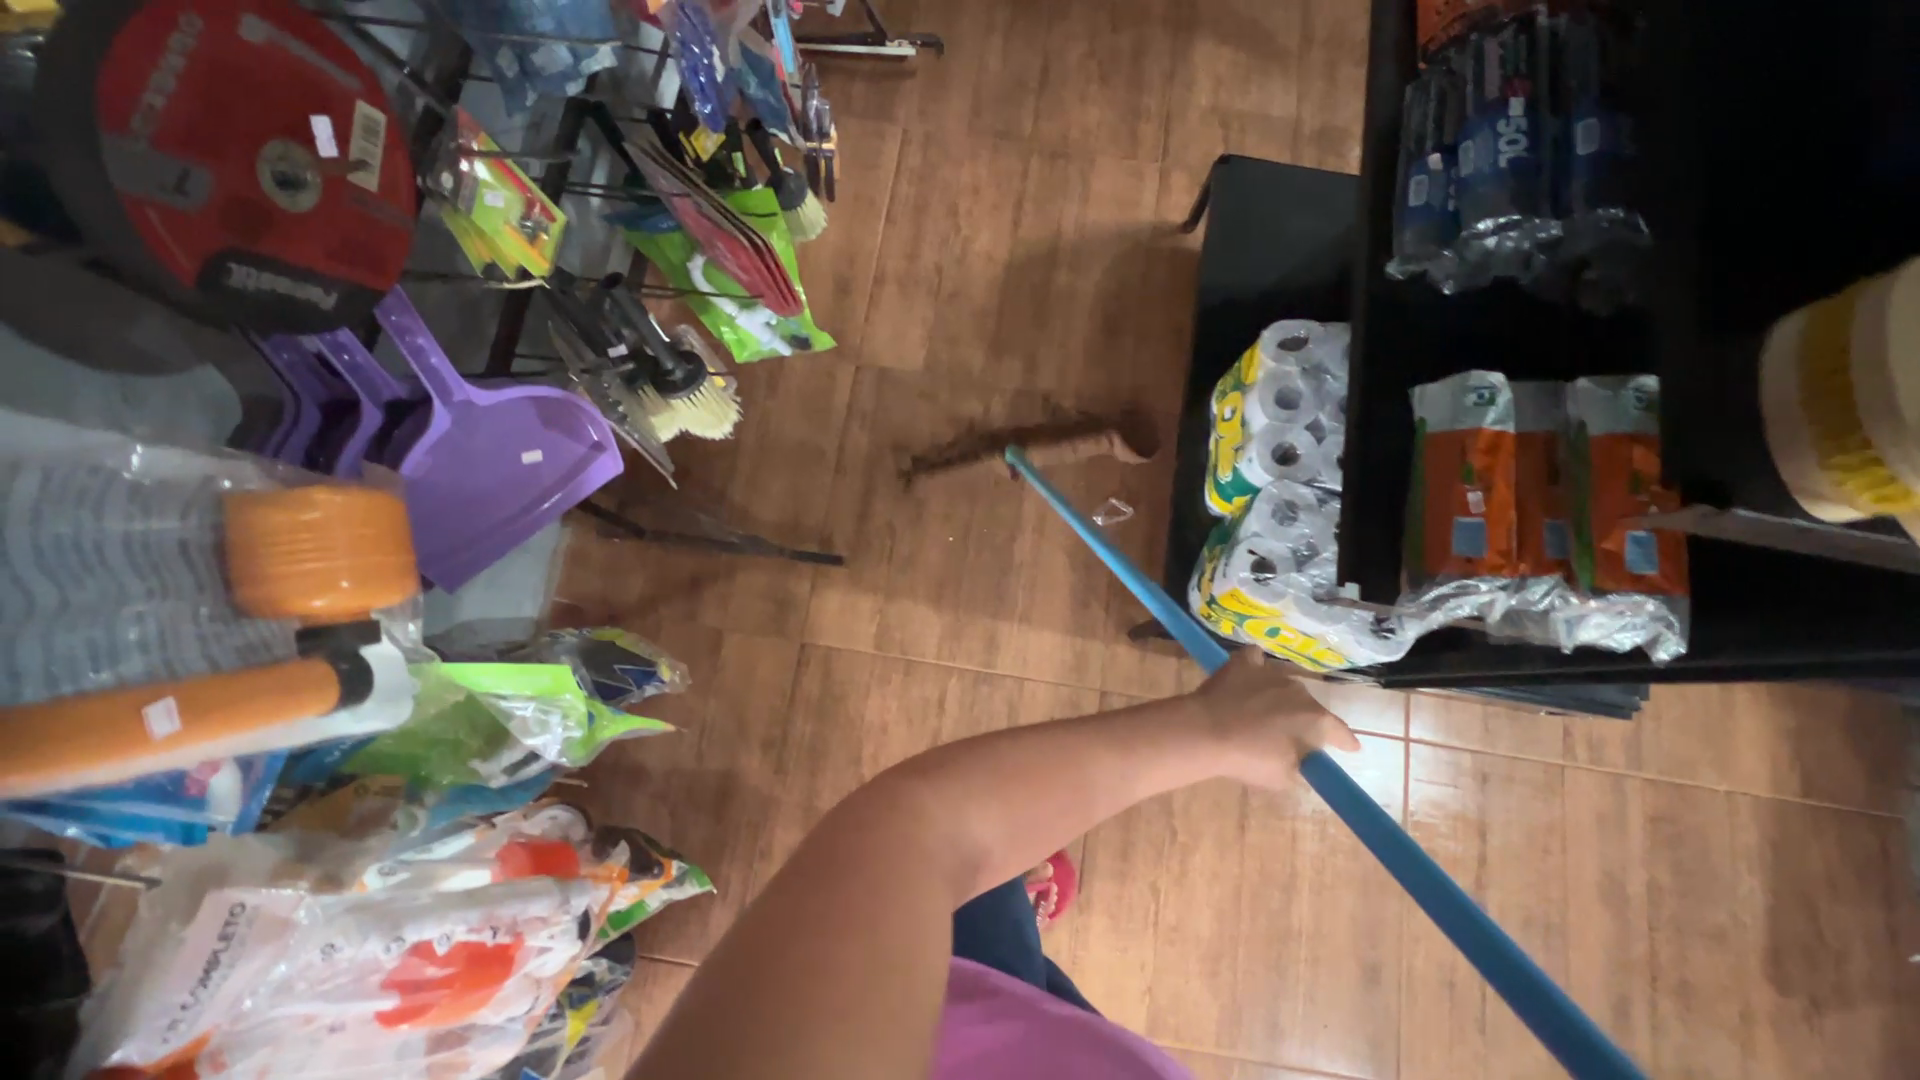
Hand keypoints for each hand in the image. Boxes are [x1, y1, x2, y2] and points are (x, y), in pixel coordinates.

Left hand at [1186, 648, 1360, 788]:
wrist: (1206, 732)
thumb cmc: (1248, 759)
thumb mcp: (1284, 777)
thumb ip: (1300, 766)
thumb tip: (1299, 760)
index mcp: (1315, 719)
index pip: (1339, 731)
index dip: (1345, 741)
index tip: (1350, 746)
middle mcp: (1299, 691)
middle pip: (1308, 706)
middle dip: (1303, 720)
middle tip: (1287, 734)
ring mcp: (1270, 673)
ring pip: (1284, 684)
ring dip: (1279, 696)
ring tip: (1265, 709)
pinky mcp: (1243, 663)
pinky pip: (1255, 658)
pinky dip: (1255, 665)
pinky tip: (1250, 672)